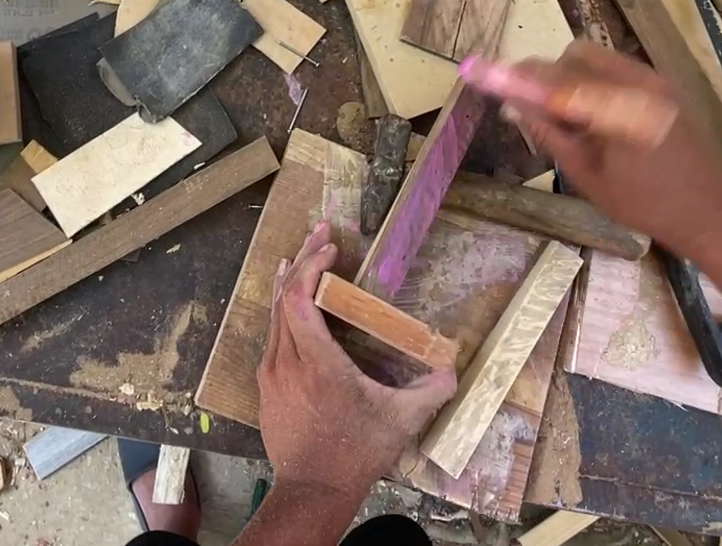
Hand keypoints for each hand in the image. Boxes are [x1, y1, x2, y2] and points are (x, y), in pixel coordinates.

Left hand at [257, 222, 456, 496]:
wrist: (311, 492)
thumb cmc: (355, 453)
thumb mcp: (398, 422)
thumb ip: (428, 394)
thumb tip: (455, 373)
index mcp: (317, 363)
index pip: (299, 299)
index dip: (311, 266)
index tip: (331, 247)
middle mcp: (287, 360)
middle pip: (286, 294)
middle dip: (304, 257)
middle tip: (322, 230)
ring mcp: (272, 370)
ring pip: (274, 310)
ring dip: (291, 277)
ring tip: (304, 250)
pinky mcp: (266, 381)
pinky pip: (271, 330)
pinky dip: (282, 303)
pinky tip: (289, 293)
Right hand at [461, 40, 721, 249]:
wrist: (708, 208)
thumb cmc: (643, 202)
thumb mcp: (585, 173)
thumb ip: (548, 132)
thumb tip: (512, 105)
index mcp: (614, 108)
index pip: (550, 81)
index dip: (513, 76)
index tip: (478, 69)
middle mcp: (633, 82)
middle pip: (569, 58)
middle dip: (543, 77)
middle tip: (529, 108)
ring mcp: (648, 78)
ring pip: (588, 57)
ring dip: (565, 76)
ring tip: (563, 117)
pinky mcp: (656, 82)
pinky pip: (608, 66)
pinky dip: (587, 80)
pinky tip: (588, 114)